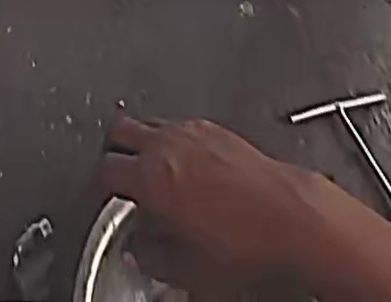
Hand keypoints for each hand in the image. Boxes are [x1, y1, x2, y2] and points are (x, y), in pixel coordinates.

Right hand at [98, 117, 356, 291]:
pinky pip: (178, 124)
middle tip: (118, 172)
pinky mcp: (213, 127)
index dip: (99, 185)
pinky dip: (172, 138)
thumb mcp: (187, 269)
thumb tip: (140, 247)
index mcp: (152, 176)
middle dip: (114, 150)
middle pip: (119, 129)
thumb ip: (152, 254)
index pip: (106, 170)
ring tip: (151, 167)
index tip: (101, 196)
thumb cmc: (247, 243)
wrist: (291, 218)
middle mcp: (167, 143)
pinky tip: (184, 163)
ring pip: (149, 121)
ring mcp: (191, 130)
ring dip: (142, 140)